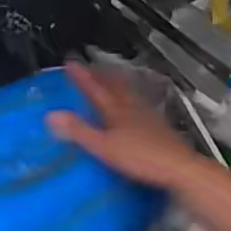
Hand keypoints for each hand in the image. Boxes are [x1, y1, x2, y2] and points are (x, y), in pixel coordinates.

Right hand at [47, 59, 207, 188]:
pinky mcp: (158, 125)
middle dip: (100, 74)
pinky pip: (140, 103)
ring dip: (117, 82)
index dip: (82, 76)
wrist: (178, 167)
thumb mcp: (104, 147)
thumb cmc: (141, 158)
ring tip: (111, 76)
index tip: (70, 63)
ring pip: (129, 92)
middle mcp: (132, 107)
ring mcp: (147, 114)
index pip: (95, 88)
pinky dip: (132, 97)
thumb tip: (51, 115)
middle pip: (114, 85)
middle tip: (90, 66)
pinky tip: (135, 103)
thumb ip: (78, 131)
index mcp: (116, 110)